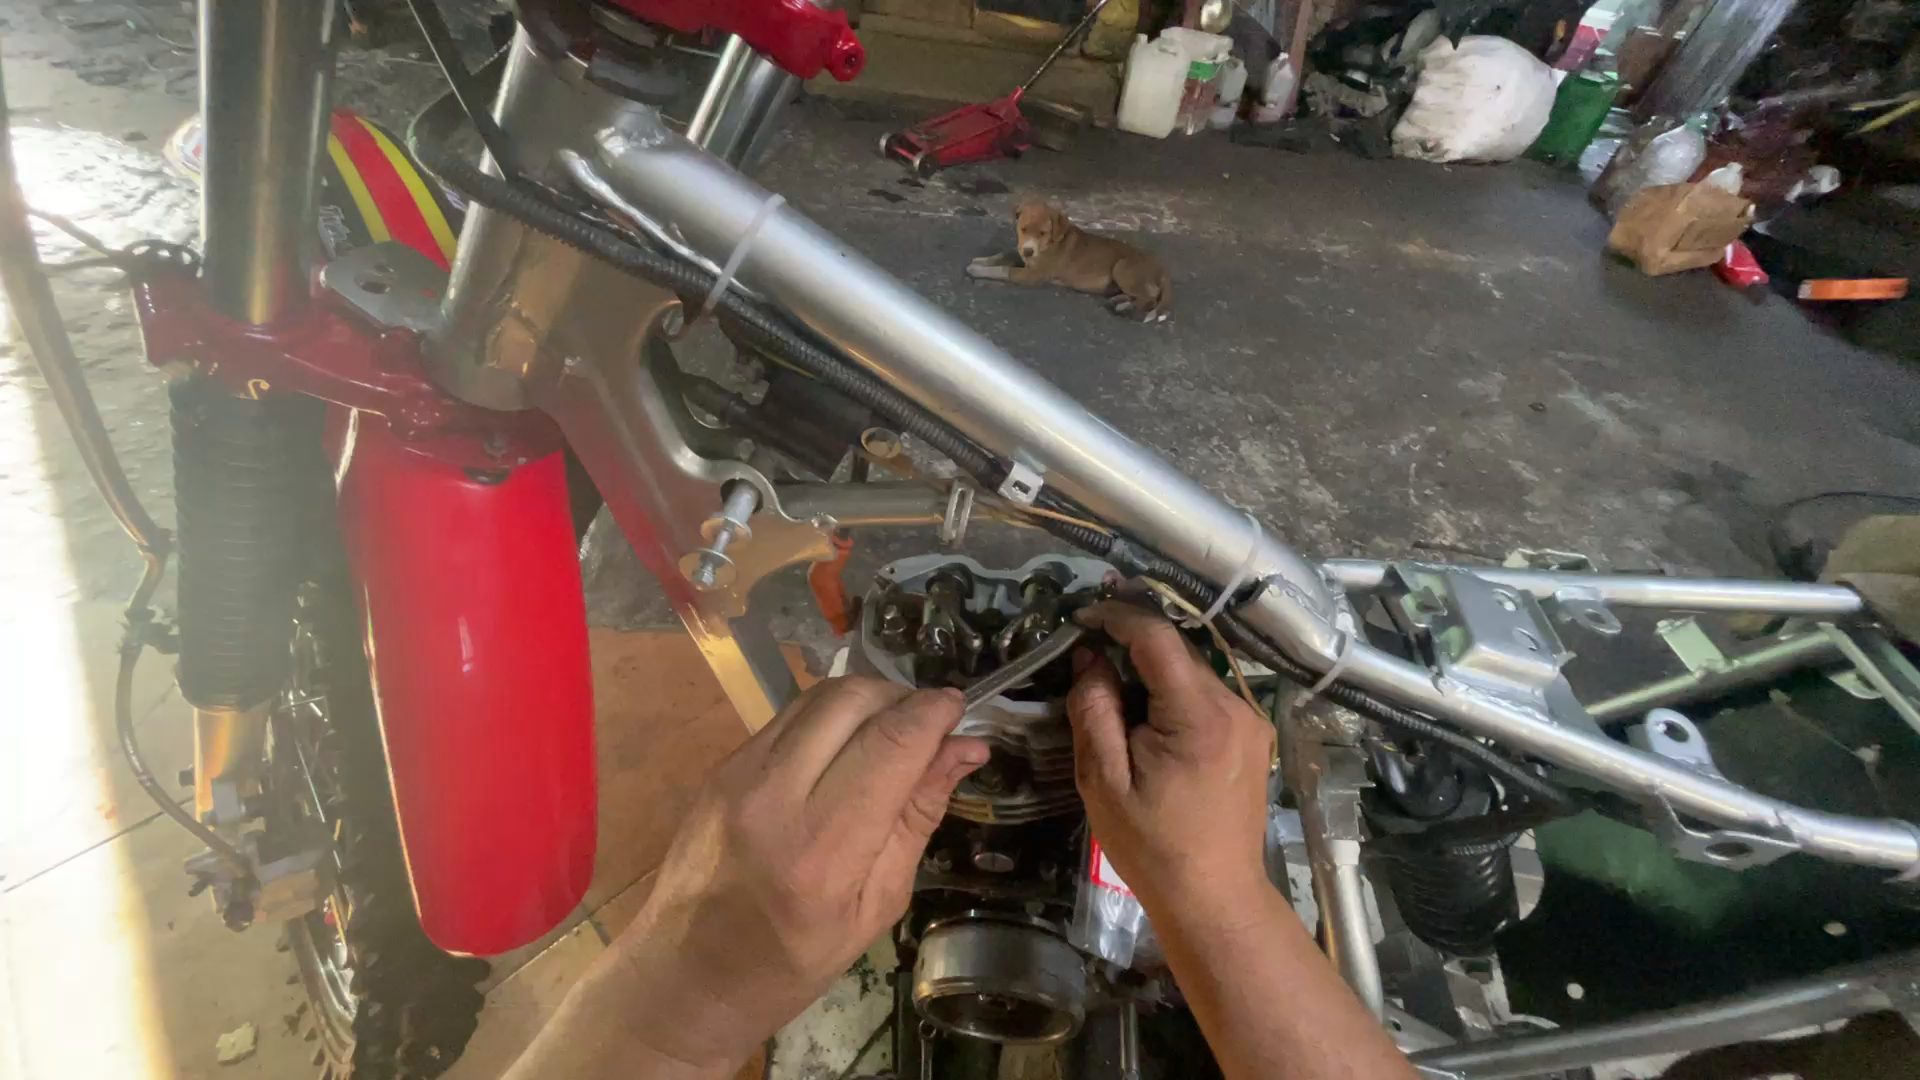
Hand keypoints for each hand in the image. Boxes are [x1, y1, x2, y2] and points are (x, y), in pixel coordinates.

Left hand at [604, 677, 987, 1072]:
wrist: (683, 976)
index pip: (890, 745)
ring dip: (869, 698)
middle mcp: (774, 795)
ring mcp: (741, 771)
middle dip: (903, 697)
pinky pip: (793, 712)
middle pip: (854, 700)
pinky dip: (833, 713)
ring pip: (822, 695)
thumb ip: (919, 815)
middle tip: (928, 724)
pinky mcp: (725, 762)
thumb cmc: (790, 962)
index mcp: (821, 849)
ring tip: (892, 729)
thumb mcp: (876, 906)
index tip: (960, 708)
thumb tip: (966, 749)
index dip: (934, 713)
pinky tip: (847, 743)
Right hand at [1067, 600, 1274, 912]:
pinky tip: (1147, 715)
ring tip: (1112, 688)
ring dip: (1150, 667)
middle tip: (1087, 651)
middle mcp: (1235, 706)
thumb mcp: (1102, 780)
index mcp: (1199, 716)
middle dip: (1130, 642)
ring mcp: (1250, 719)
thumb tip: (1090, 656)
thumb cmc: (1152, 846)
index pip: (1158, 637)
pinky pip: (1205, 691)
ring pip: (1191, 668)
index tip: (1082, 616)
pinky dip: (1171, 688)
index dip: (1118, 616)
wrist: (1215, 899)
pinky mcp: (1253, 734)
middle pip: (1177, 650)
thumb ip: (1093, 709)